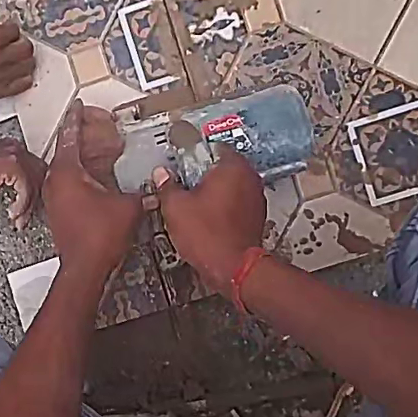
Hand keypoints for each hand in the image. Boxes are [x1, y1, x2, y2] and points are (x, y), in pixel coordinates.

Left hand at [0, 0, 34, 98]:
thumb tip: (4, 72)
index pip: (22, 86)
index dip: (25, 73)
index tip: (24, 66)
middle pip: (27, 66)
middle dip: (24, 55)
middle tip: (17, 47)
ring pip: (26, 47)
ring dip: (19, 40)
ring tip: (10, 36)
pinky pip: (14, 30)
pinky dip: (9, 26)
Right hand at [0, 138, 44, 225]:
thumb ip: (11, 180)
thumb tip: (24, 194)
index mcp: (11, 147)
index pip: (36, 168)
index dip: (36, 189)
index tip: (33, 205)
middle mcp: (15, 148)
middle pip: (39, 175)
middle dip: (35, 199)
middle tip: (27, 216)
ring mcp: (15, 155)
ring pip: (34, 184)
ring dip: (27, 206)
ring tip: (19, 219)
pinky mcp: (12, 165)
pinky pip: (26, 189)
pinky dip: (21, 204)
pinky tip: (13, 212)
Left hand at [44, 105, 142, 286]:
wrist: (86, 268)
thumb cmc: (101, 237)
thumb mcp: (129, 207)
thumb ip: (141, 192)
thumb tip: (153, 188)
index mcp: (67, 172)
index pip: (70, 135)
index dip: (77, 118)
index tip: (78, 105)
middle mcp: (55, 182)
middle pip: (67, 151)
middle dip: (82, 139)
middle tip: (95, 127)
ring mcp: (55, 199)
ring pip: (68, 170)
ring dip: (84, 160)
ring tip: (100, 153)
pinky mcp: (60, 213)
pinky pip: (70, 186)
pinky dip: (83, 178)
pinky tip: (99, 181)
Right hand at [151, 152, 265, 291]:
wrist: (234, 269)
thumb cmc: (208, 236)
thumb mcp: (176, 208)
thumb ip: (167, 186)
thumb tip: (161, 175)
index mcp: (232, 167)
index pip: (212, 147)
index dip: (193, 153)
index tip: (180, 160)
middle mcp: (250, 178)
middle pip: (223, 167)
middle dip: (204, 174)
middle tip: (183, 183)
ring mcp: (256, 199)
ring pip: (231, 187)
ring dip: (215, 191)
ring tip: (193, 203)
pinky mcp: (256, 218)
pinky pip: (236, 204)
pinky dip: (224, 208)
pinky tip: (207, 218)